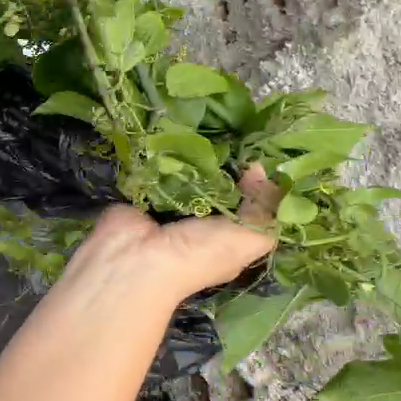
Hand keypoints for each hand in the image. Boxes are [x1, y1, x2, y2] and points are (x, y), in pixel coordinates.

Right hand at [65, 164, 280, 307]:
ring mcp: (169, 207)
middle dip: (224, 167)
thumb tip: (259, 169)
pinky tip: (169, 148)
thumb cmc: (198, 254)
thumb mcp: (251, 237)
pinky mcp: (141, 194)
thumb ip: (266, 206)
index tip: (256, 158)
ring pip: (189, 177)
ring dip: (192, 160)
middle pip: (219, 186)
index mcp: (228, 235)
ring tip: (200, 143)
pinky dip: (162, 161)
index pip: (248, 204)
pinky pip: (156, 171)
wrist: (134, 257)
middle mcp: (200, 221)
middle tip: (229, 145)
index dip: (257, 182)